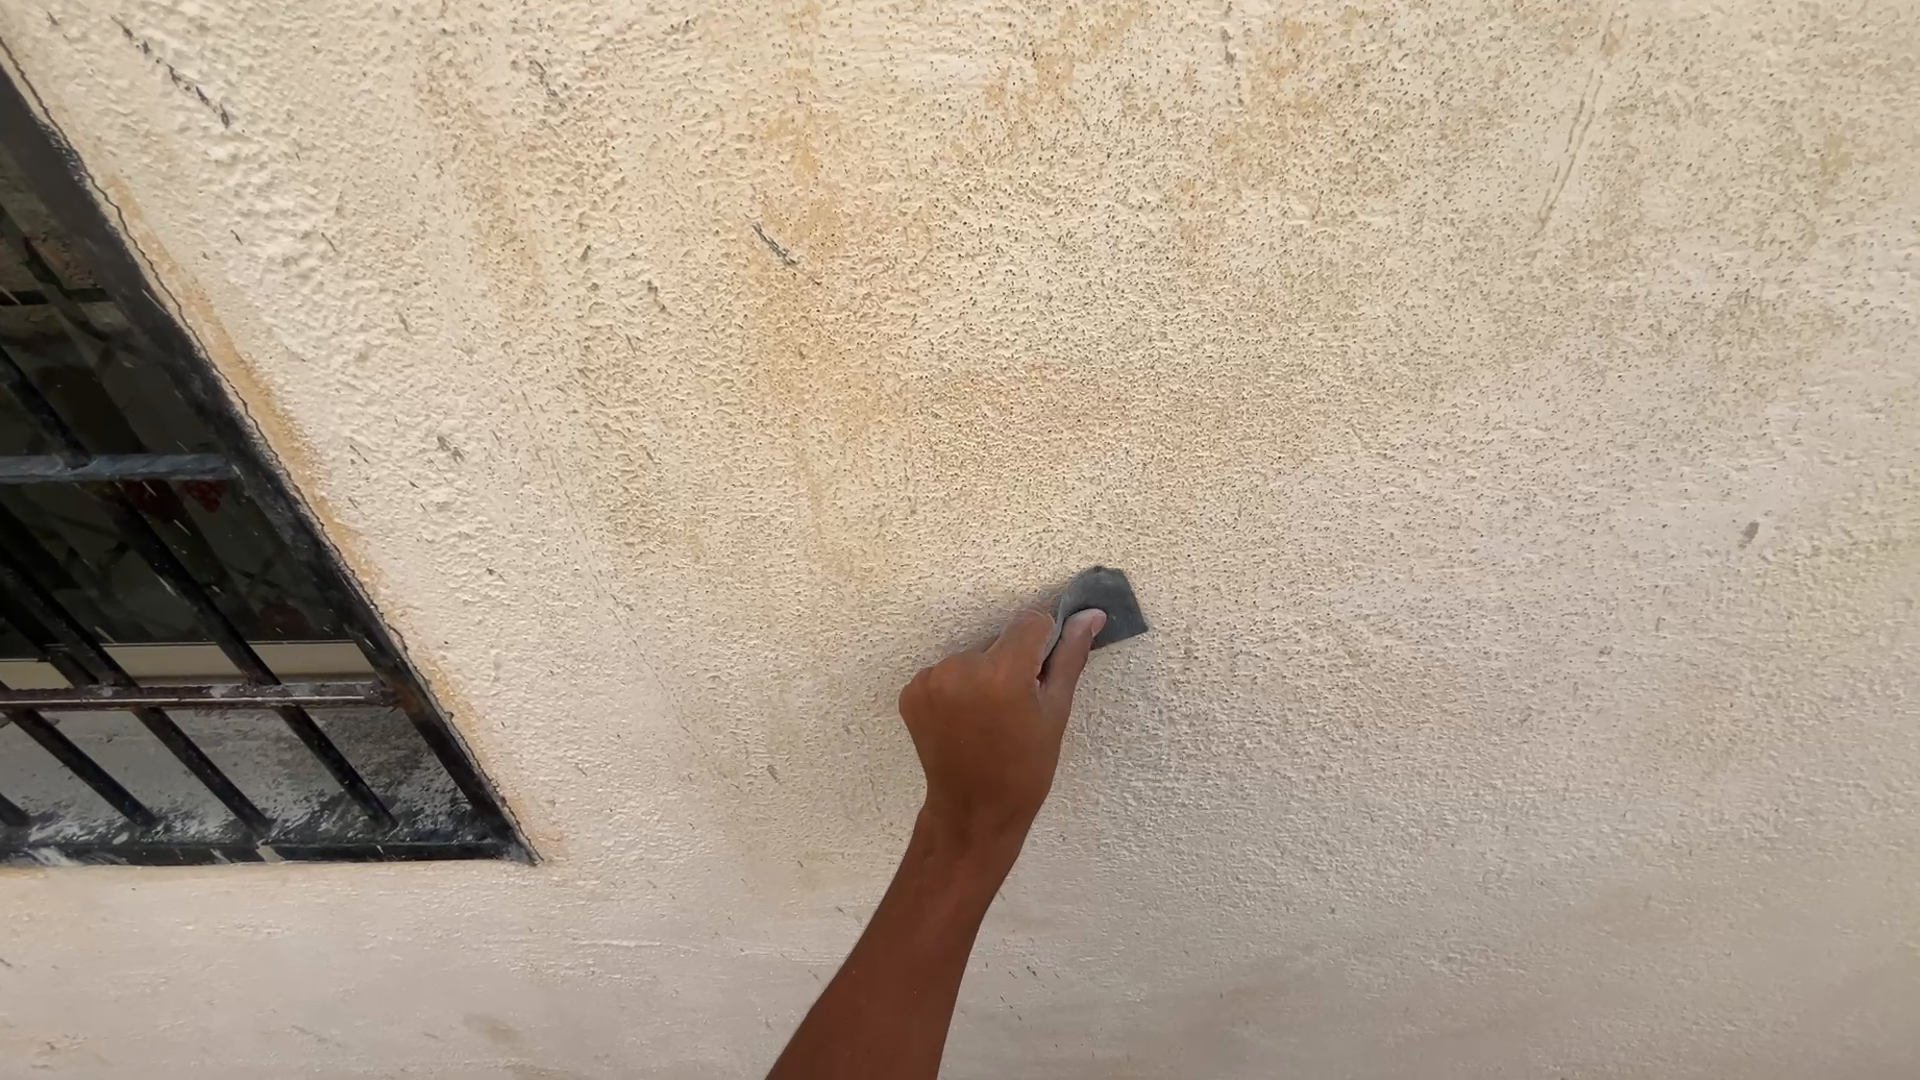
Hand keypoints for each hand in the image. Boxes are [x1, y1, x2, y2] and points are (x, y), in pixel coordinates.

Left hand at [897, 606, 1107, 850]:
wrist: (974, 811)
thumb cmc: (1024, 768)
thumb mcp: (1055, 711)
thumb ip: (1070, 655)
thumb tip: (1091, 615)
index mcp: (1002, 673)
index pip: (1031, 621)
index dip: (1044, 640)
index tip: (1044, 666)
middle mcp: (961, 669)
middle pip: (1000, 640)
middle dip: (1012, 660)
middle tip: (1017, 703)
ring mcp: (931, 680)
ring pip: (972, 655)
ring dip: (983, 672)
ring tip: (990, 714)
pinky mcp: (912, 691)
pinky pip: (945, 671)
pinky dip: (958, 686)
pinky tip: (966, 718)